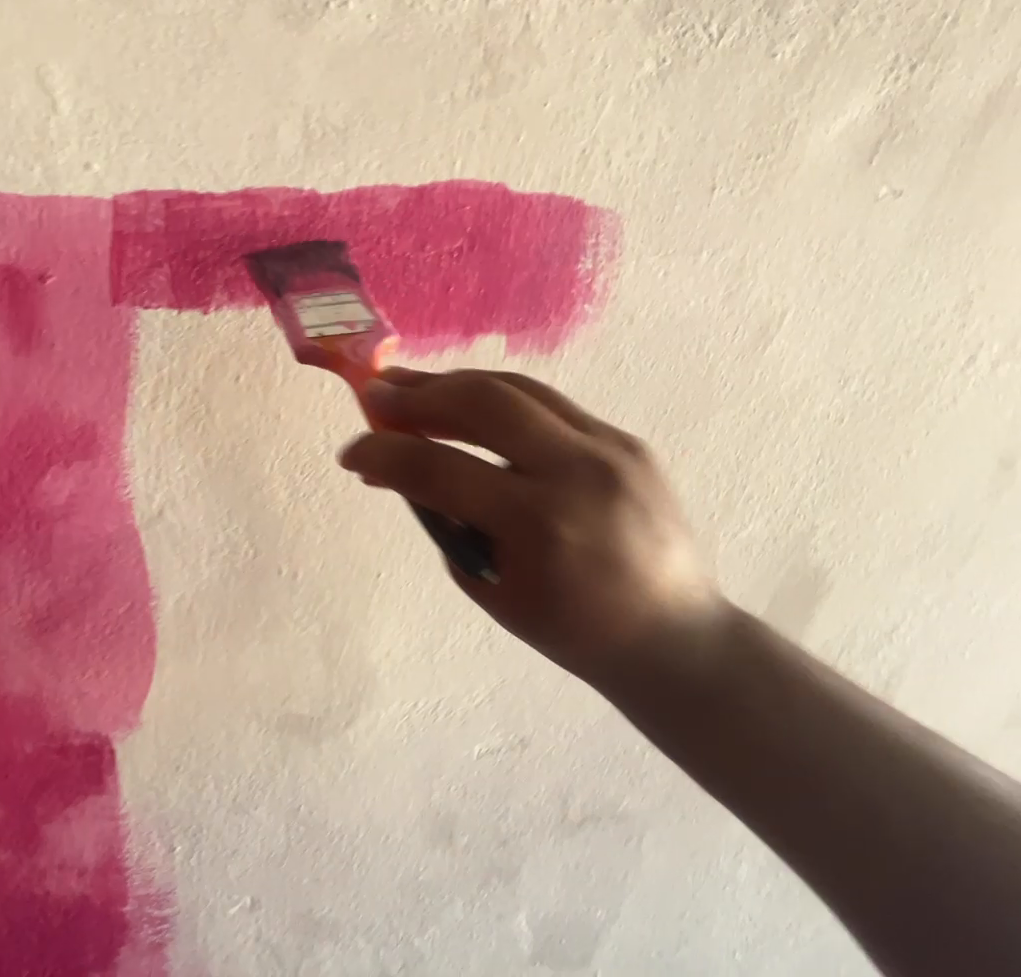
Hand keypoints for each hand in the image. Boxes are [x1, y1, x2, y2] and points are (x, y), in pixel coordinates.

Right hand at [339, 368, 725, 679]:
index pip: (438, 467)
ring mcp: (611, 448)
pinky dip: (492, 401)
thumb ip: (445, 516)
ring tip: (408, 386)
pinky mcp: (624, 440)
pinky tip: (463, 407)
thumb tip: (402, 465)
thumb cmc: (566, 625)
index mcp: (539, 522)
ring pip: (516, 389)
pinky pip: (545, 405)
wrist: (671, 635)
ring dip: (452, 384)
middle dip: (418, 394)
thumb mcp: (485, 581)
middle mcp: (579, 471)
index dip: (382, 453)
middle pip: (483, 403)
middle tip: (374, 394)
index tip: (349, 453)